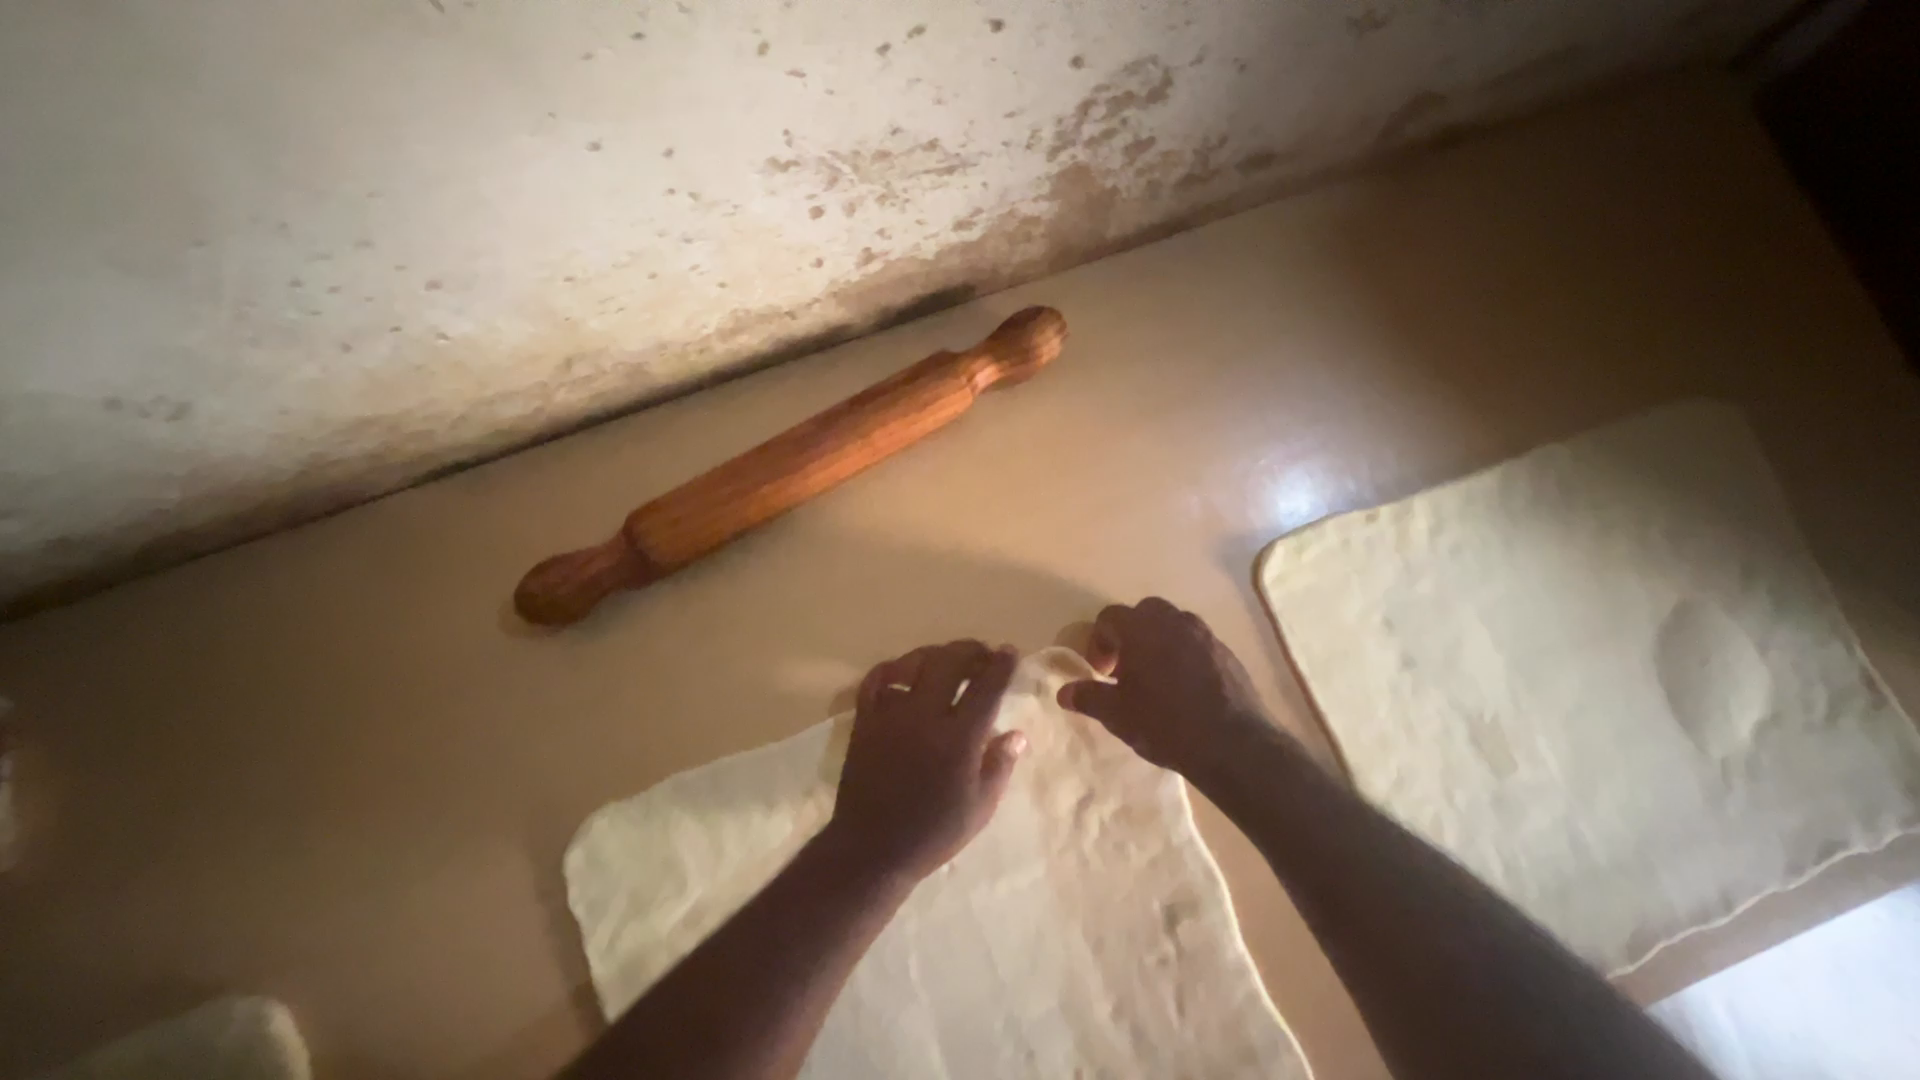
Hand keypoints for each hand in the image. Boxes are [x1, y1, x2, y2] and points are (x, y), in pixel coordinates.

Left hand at [822, 640, 1026, 882]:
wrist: (873, 849)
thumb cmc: (933, 833)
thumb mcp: (980, 807)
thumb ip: (1000, 765)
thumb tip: (1017, 734)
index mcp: (960, 738)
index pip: (987, 688)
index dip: (1001, 666)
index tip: (1009, 652)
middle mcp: (925, 716)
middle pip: (950, 663)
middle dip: (971, 651)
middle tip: (982, 653)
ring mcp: (891, 715)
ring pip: (913, 663)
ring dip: (936, 654)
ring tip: (948, 659)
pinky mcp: (865, 721)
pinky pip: (875, 681)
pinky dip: (892, 669)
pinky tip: (903, 673)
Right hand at [1057, 597, 1280, 778]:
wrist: (1232, 744)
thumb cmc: (1165, 724)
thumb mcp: (1117, 715)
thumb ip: (1088, 697)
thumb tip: (1065, 692)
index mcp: (1141, 629)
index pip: (1109, 617)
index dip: (1098, 642)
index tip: (1101, 673)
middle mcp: (1174, 621)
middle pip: (1144, 613)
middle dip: (1130, 635)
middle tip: (1126, 670)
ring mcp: (1205, 635)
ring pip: (1173, 624)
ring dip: (1159, 642)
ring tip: (1156, 678)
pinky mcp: (1227, 653)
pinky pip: (1197, 643)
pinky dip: (1184, 655)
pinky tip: (1184, 688)